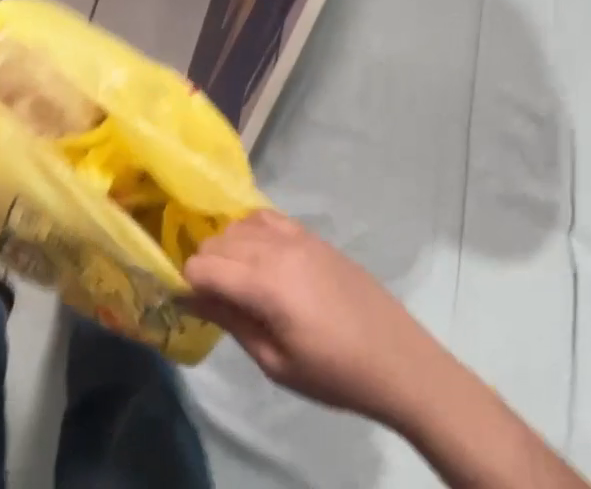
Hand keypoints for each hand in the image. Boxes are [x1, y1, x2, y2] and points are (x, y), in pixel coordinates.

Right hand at [184, 210, 442, 424]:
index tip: (198, 308)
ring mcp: (296, 237)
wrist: (402, 364)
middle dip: (206, 268)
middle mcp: (275, 248)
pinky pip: (265, 216)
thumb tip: (188, 297)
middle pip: (214, 242)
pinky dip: (250, 230)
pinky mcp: (312, 236)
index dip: (190, 287)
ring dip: (226, 249)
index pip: (200, 266)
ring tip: (241, 282)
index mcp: (264, 283)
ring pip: (235, 225)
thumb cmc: (336, 374)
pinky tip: (260, 256)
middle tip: (220, 302)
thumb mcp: (275, 363)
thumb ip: (228, 322)